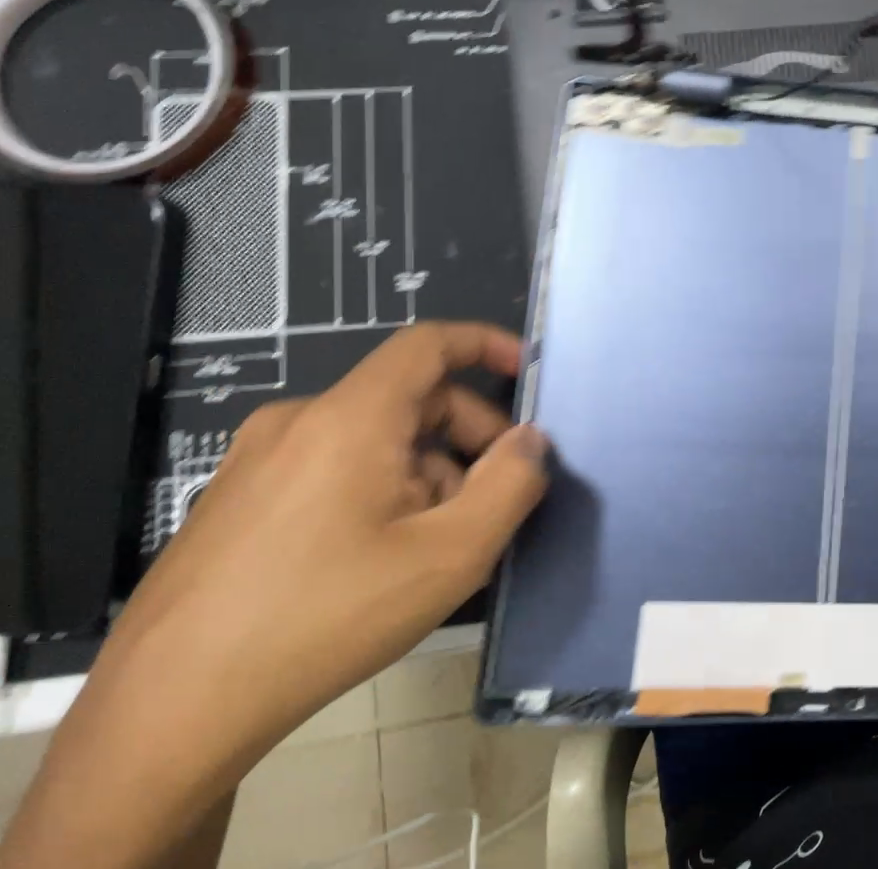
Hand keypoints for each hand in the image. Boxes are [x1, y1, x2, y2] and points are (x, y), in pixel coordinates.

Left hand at [113, 321, 548, 745]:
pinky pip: (334, 471)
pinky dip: (383, 493)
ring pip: (376, 441)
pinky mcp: (237, 503)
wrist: (171, 708)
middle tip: (496, 504)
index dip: (486, 345)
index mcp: (349, 419)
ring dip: (429, 475)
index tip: (529, 375)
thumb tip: (530, 442)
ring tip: (439, 548)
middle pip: (410, 400)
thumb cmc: (328, 617)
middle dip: (470, 440)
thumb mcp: (452, 554)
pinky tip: (385, 562)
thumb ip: (511, 485)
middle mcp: (297, 424)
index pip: (427, 345)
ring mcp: (258, 463)